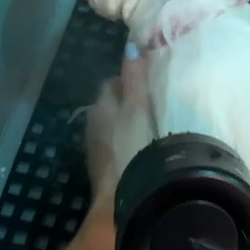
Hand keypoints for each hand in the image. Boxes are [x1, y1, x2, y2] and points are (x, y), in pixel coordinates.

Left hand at [83, 43, 156, 215]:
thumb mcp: (138, 106)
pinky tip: (148, 148)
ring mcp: (97, 149)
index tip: (152, 79)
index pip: (112, 81)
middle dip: (129, 99)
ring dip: (130, 122)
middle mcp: (93, 123)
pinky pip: (118, 144)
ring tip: (156, 124)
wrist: (123, 203)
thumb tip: (130, 46)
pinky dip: (130, 141)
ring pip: (115, 125)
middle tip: (157, 101)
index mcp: (100, 105)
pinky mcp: (104, 170)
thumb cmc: (133, 148)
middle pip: (112, 103)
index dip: (130, 77)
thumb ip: (134, 76)